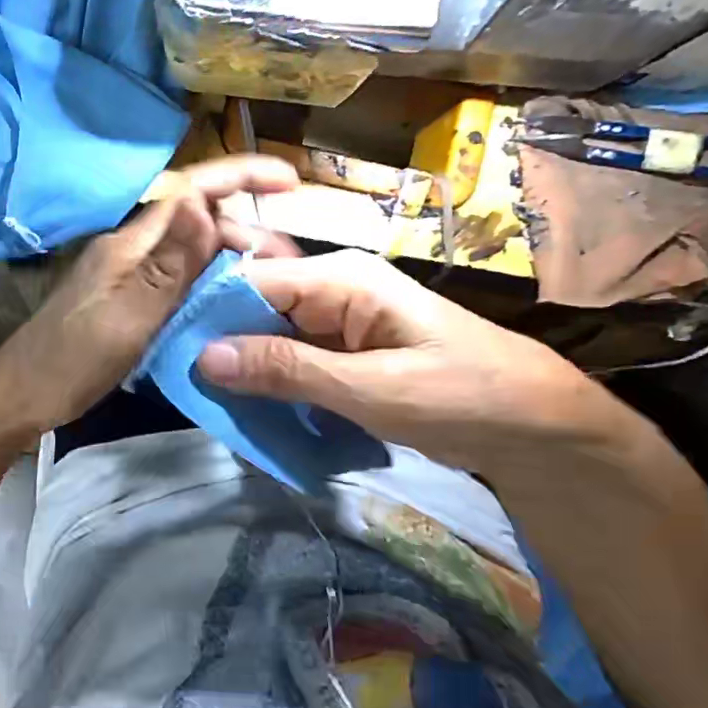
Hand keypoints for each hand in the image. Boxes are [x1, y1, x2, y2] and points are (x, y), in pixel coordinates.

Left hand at [0, 156, 300, 440]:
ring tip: (272, 287)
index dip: (240, 176)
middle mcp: (130, 251)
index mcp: (129, 244)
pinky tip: (229, 306)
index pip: (189, 191)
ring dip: (229, 260)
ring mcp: (126, 276)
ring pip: (187, 253)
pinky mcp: (126, 302)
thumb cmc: (72, 359)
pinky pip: (176, 281)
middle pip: (194, 221)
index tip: (291, 182)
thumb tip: (200, 200)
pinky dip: (207, 285)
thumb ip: (168, 262)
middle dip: (245, 230)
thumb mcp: (128, 314)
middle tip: (291, 266)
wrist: (22, 396)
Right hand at [194, 250, 660, 478]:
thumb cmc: (463, 396)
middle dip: (218, 341)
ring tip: (202, 398)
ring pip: (266, 335)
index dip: (206, 313)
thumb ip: (287, 371)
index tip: (168, 350)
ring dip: (240, 365)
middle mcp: (329, 289)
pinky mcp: (339, 351)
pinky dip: (266, 380)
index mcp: (338, 278)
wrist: (539, 429)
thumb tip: (204, 357)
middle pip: (252, 305)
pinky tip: (244, 405)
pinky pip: (287, 358)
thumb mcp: (372, 389)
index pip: (249, 280)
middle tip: (179, 381)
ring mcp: (334, 321)